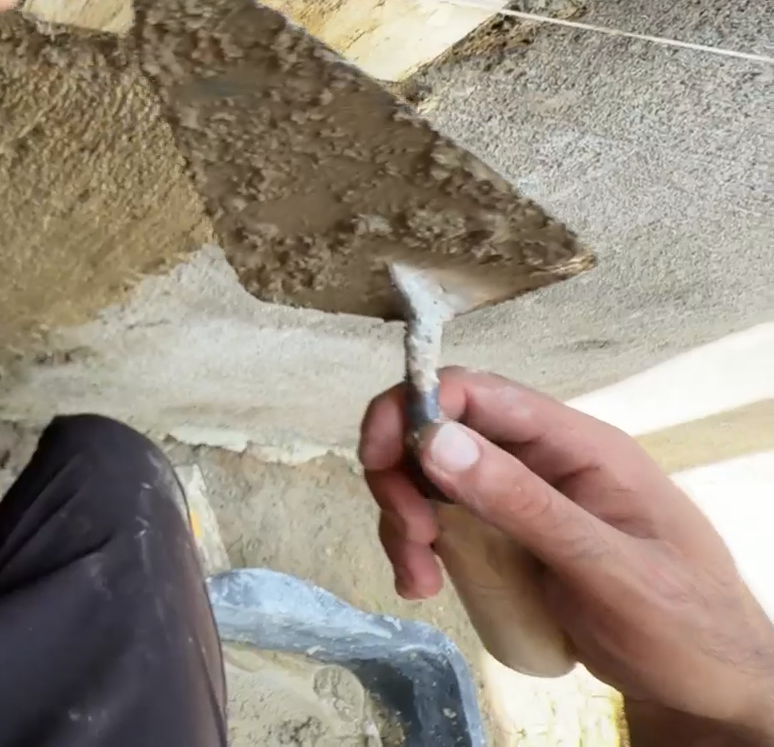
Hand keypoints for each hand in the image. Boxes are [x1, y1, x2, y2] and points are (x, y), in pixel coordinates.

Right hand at [361, 369, 773, 739]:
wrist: (710, 697)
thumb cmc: (690, 633)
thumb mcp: (614, 572)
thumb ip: (525, 504)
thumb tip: (433, 438)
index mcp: (576, 445)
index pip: (472, 392)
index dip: (411, 409)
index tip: (378, 457)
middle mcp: (534, 456)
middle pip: (429, 429)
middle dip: (399, 476)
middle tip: (408, 530)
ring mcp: (508, 490)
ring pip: (417, 474)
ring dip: (400, 518)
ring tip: (420, 574)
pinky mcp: (488, 524)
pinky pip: (426, 514)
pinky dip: (409, 545)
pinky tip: (422, 583)